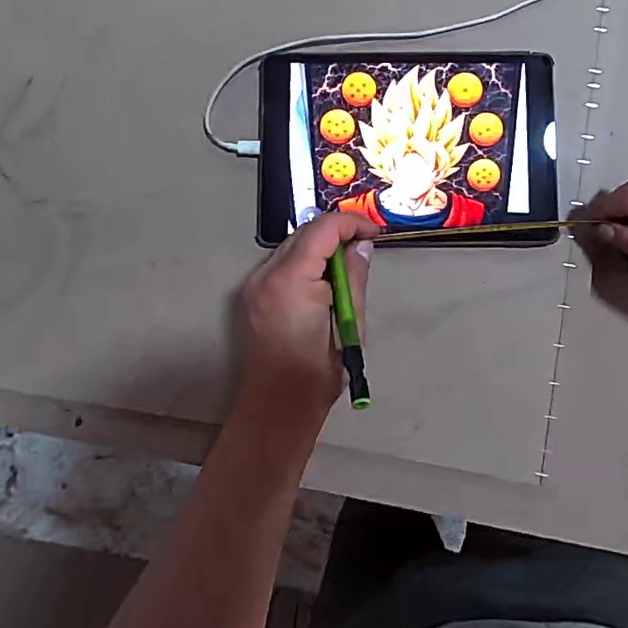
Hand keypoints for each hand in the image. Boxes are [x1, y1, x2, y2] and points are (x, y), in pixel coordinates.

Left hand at [233, 211, 379, 427]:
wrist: (277, 404)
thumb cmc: (318, 372)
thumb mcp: (349, 323)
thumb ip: (355, 277)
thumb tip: (362, 246)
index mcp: (291, 279)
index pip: (323, 230)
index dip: (352, 223)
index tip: (374, 233)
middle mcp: (266, 273)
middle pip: (305, 232)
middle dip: (336, 233)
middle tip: (364, 247)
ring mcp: (254, 283)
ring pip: (292, 245)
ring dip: (321, 246)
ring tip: (347, 266)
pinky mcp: (252, 293)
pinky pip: (282, 262)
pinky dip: (305, 261)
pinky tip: (323, 280)